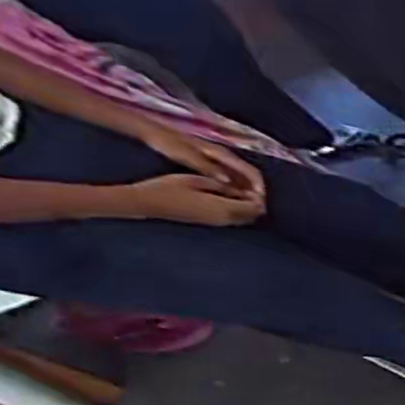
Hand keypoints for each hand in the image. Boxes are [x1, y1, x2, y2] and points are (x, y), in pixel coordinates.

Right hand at [112, 174, 265, 226]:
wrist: (146, 203)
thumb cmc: (167, 188)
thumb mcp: (195, 180)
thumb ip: (221, 186)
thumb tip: (241, 189)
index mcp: (224, 208)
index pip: (255, 207)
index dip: (259, 197)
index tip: (255, 186)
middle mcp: (225, 219)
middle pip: (253, 215)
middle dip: (256, 202)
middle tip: (249, 188)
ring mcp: (218, 223)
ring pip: (244, 218)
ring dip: (247, 207)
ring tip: (240, 191)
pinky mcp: (210, 223)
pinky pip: (233, 218)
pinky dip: (238, 209)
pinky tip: (229, 198)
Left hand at [140, 127, 264, 204]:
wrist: (152, 131)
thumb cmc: (168, 143)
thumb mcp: (186, 156)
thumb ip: (208, 168)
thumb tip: (228, 181)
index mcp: (222, 154)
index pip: (251, 171)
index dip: (258, 186)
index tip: (260, 201)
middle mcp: (226, 156)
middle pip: (250, 175)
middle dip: (256, 191)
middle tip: (256, 206)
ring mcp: (220, 159)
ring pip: (242, 177)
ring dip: (246, 190)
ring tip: (246, 204)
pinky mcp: (213, 162)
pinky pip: (232, 177)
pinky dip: (236, 187)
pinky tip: (232, 196)